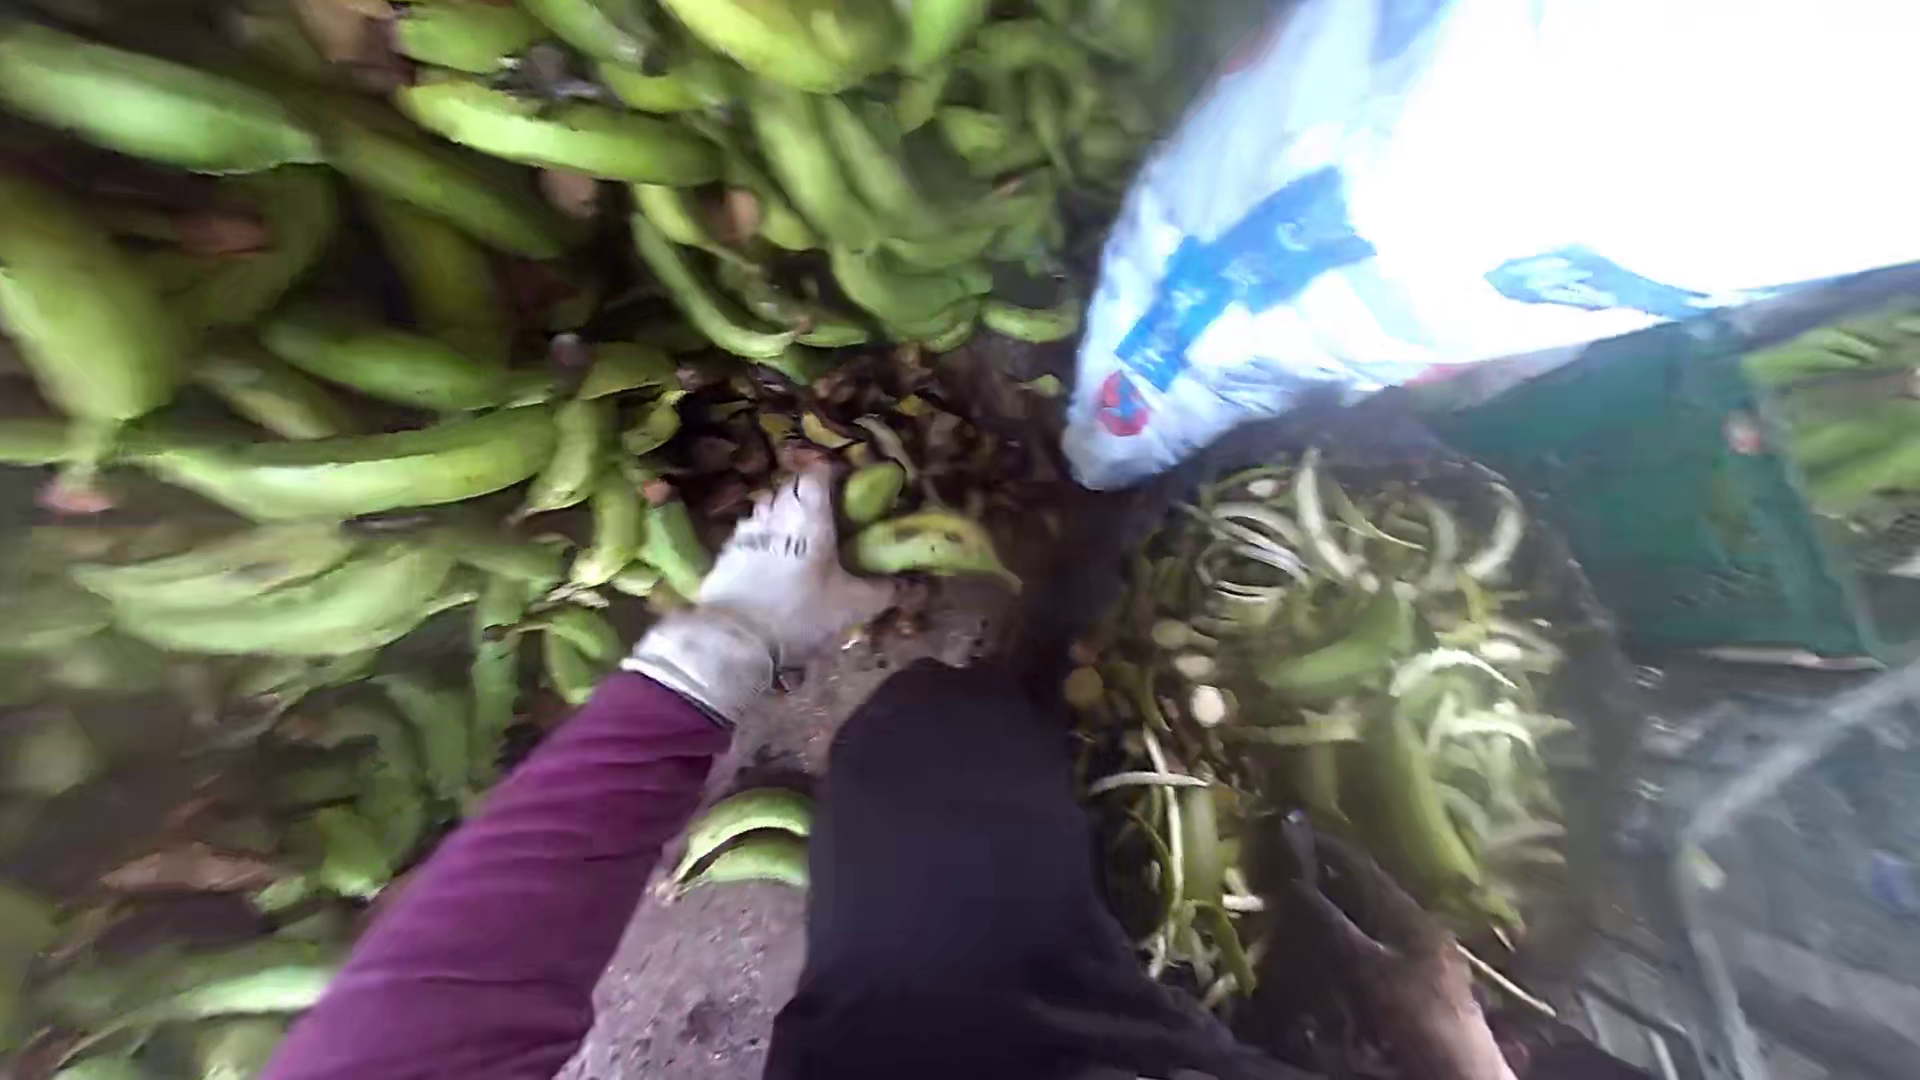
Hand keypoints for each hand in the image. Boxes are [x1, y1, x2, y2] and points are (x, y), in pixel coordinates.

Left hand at [697, 464, 895, 659]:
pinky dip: (766, 537)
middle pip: (792, 486)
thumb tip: (913, 586)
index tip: (848, 484)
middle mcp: (776, 512)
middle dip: (810, 493)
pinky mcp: (727, 553)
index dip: (833, 473)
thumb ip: (885, 590)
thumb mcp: (853, 605)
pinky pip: (751, 531)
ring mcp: (747, 531)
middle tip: (829, 513)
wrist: (734, 641)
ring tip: (802, 536)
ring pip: (769, 507)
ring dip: (785, 513)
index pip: (818, 473)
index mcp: (808, 514)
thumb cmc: (799, 612)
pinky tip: (774, 560)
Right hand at [1289, 830, 1517, 1079]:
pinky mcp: (1423, 975)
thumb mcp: (1361, 965)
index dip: (1325, 845)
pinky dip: (1352, 926)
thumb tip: (1293, 880)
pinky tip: (1335, 938)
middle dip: (1328, 874)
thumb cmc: (1411, 1013)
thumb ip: (1327, 919)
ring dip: (1339, 902)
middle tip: (1292, 869)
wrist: (1460, 1077)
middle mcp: (1419, 922)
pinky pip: (1378, 935)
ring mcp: (1425, 949)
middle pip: (1366, 885)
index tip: (1292, 833)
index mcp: (1408, 910)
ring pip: (1372, 911)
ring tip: (1306, 901)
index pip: (1360, 863)